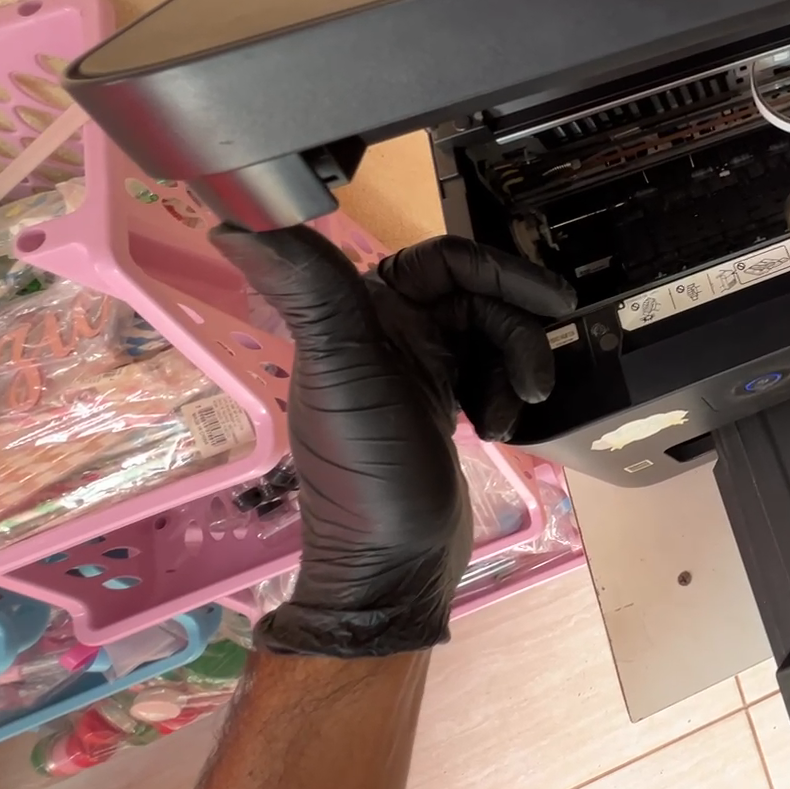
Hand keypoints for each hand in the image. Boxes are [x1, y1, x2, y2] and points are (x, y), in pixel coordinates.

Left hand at [210, 227, 574, 656]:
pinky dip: (506, 392)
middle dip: (519, 336)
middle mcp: (391, 335)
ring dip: (517, 370)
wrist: (392, 568)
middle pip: (482, 302)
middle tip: (540, 378)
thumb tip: (237, 219)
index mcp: (363, 319)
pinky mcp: (445, 401)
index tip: (553, 300)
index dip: (500, 272)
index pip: (444, 263)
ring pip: (495, 336)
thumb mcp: (350, 381)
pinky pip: (493, 371)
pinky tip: (499, 427)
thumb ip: (312, 297)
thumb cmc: (370, 476)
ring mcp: (420, 370)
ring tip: (514, 413)